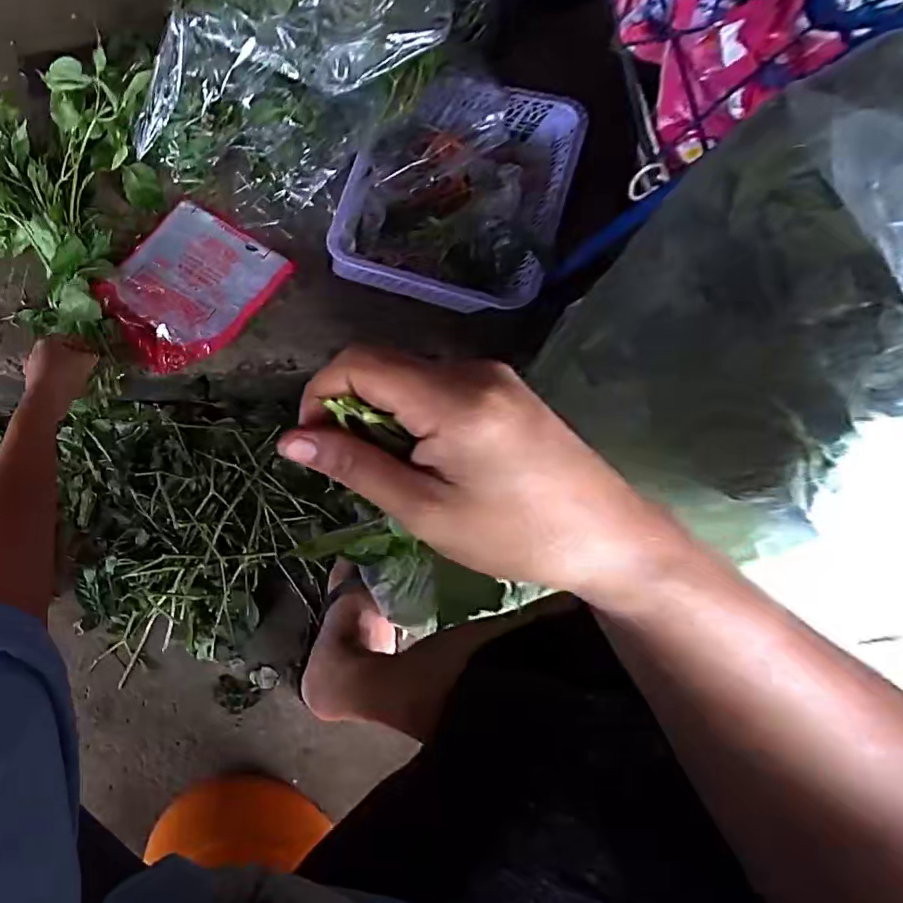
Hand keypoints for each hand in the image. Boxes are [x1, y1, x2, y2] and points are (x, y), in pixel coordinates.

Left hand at [22, 337, 97, 410]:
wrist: (46, 401)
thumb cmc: (65, 375)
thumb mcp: (85, 362)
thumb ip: (90, 356)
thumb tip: (90, 357)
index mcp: (47, 341)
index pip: (69, 340)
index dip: (83, 347)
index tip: (92, 356)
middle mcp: (35, 352)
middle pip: (59, 353)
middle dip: (72, 360)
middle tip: (85, 367)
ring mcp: (31, 369)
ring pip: (53, 368)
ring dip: (65, 373)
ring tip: (78, 381)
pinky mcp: (31, 385)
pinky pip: (50, 381)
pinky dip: (58, 383)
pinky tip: (68, 390)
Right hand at [277, 345, 700, 599]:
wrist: (613, 540)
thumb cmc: (515, 536)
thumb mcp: (424, 510)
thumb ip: (354, 467)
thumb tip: (289, 441)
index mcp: (451, 398)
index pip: (357, 362)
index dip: (319, 395)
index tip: (315, 444)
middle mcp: (469, 369)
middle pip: (378, 363)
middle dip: (346, 406)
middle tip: (352, 465)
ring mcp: (490, 374)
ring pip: (403, 373)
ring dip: (377, 412)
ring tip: (393, 468)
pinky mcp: (500, 386)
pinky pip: (432, 383)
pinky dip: (408, 412)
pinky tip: (424, 455)